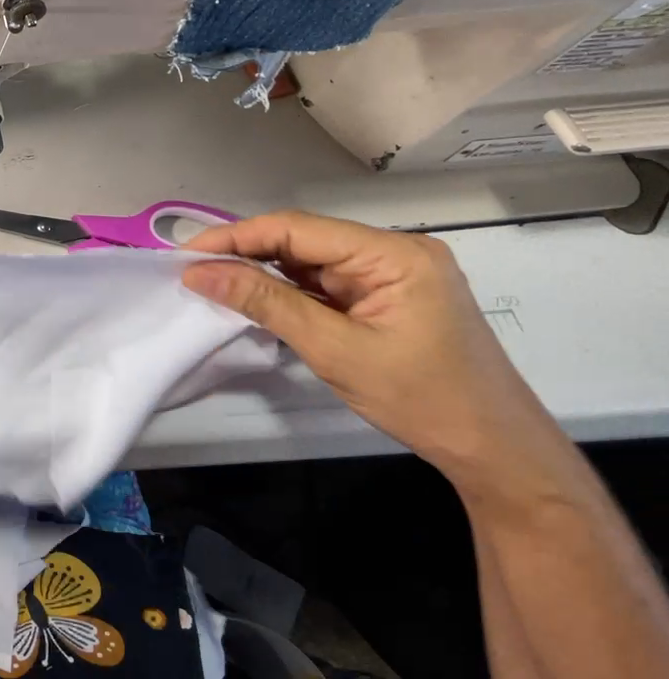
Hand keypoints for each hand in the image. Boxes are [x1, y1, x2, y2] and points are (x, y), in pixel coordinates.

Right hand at [179, 211, 558, 483]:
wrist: (497, 453)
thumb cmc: (422, 399)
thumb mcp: (332, 349)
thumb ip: (263, 302)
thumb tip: (197, 272)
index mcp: (394, 254)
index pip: (296, 228)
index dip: (235, 237)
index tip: (185, 256)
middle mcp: (395, 252)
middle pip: (301, 239)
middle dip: (245, 254)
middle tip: (192, 271)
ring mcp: (393, 274)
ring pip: (308, 260)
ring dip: (263, 273)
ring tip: (214, 285)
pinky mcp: (386, 296)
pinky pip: (323, 281)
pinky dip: (287, 290)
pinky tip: (257, 300)